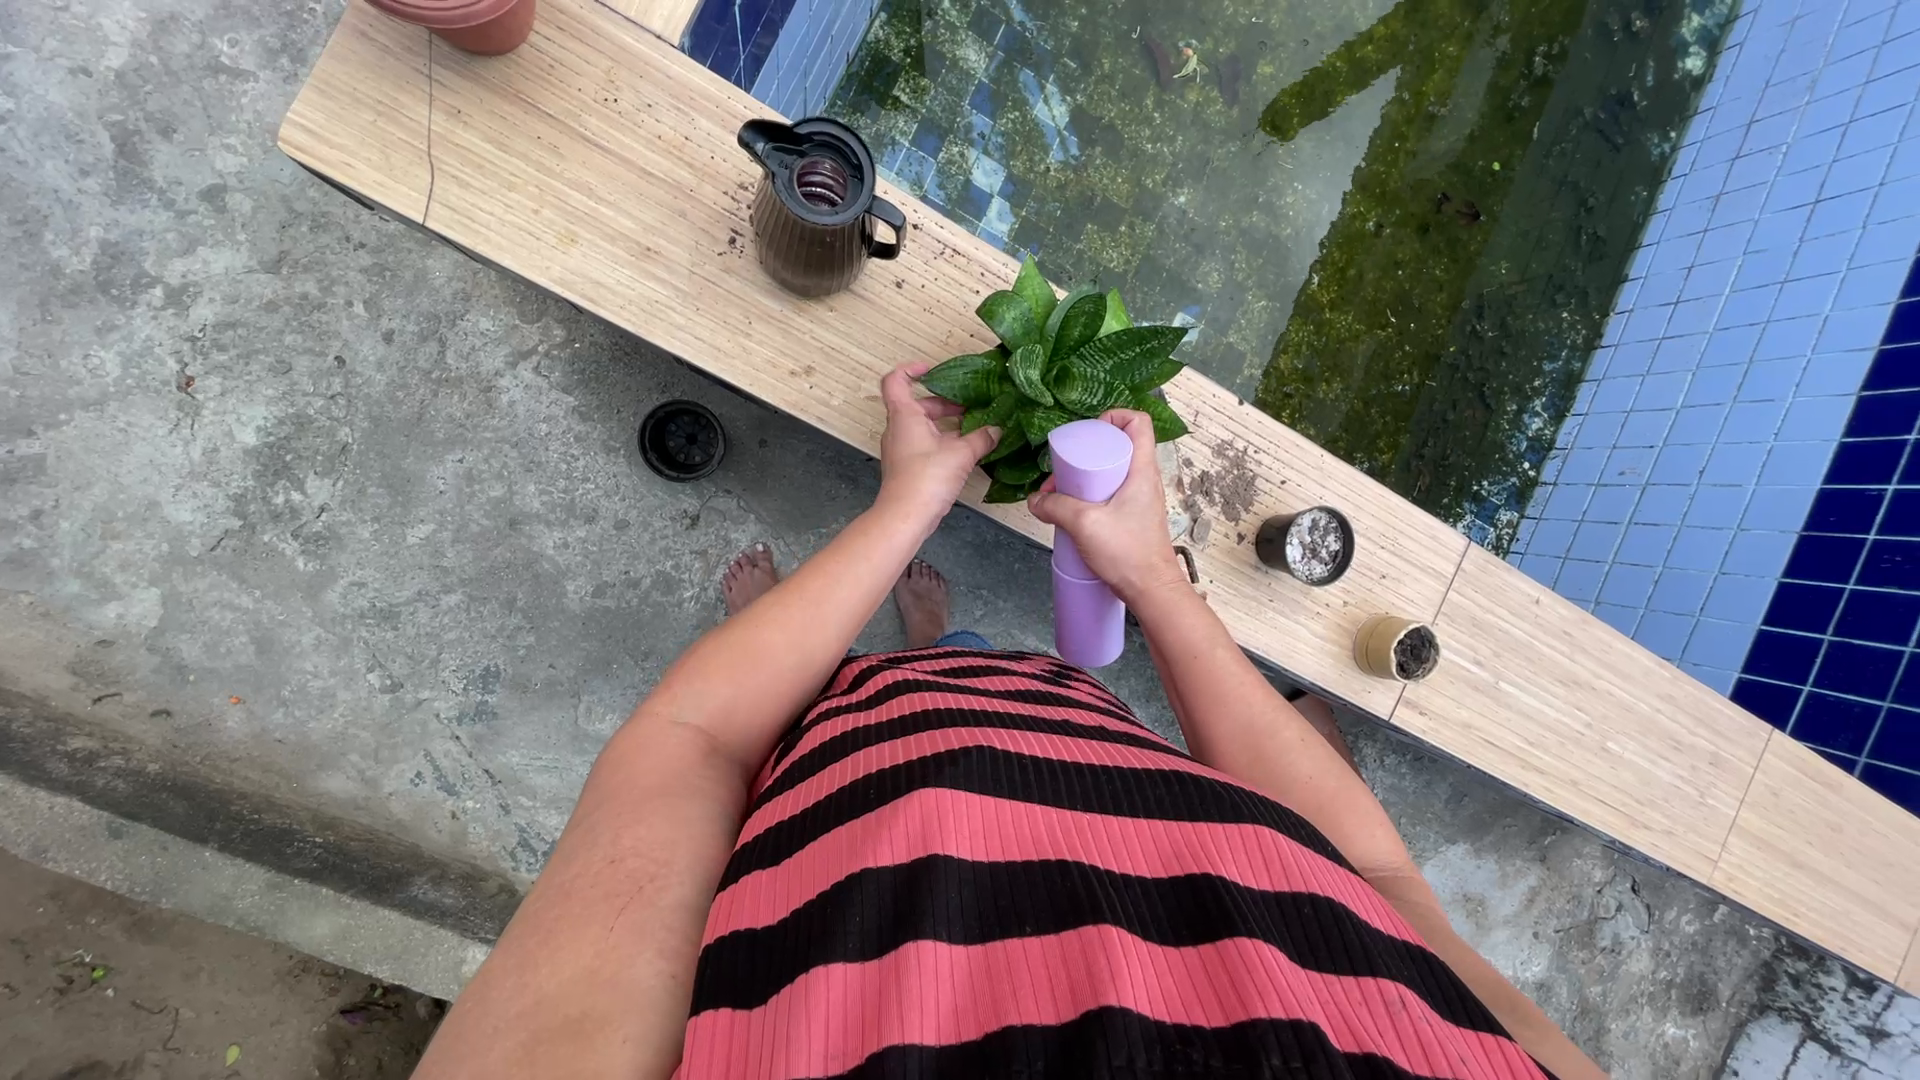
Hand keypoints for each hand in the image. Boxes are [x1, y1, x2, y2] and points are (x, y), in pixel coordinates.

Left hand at [875, 362, 1000, 528]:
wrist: (906, 516)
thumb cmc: (927, 478)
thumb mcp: (962, 453)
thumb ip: (981, 438)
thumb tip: (996, 430)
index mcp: (905, 415)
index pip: (896, 381)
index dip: (911, 370)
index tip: (932, 370)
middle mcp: (898, 429)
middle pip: (919, 405)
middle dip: (945, 404)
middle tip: (971, 407)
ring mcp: (901, 449)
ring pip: (923, 427)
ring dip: (947, 425)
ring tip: (974, 428)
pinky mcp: (908, 466)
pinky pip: (925, 445)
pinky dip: (943, 442)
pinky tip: (966, 452)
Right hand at [1027, 409, 1189, 606]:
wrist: (1151, 590)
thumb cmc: (1129, 554)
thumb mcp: (1085, 524)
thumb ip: (1055, 507)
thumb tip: (1036, 500)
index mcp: (1142, 470)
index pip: (1138, 422)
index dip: (1114, 416)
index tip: (1088, 430)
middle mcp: (1144, 480)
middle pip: (1118, 446)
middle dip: (1088, 451)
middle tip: (1066, 468)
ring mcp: (1139, 499)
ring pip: (1111, 472)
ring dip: (1086, 478)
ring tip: (1063, 494)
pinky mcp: (1132, 517)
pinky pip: (1110, 494)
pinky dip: (1090, 496)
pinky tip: (1073, 512)